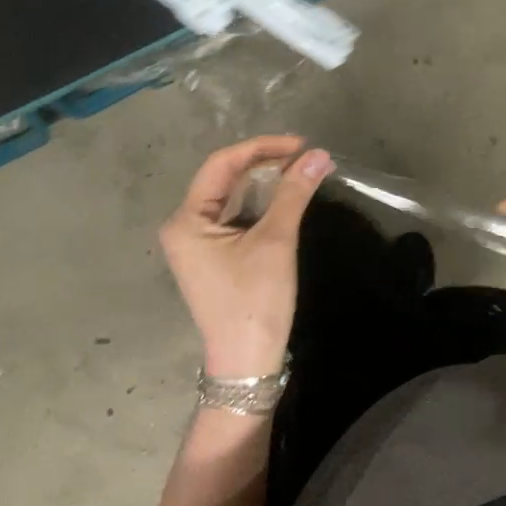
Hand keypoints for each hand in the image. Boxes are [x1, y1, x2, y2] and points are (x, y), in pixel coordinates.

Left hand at [160, 136, 335, 377]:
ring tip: (302, 170)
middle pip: (225, 178)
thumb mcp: (276, 242)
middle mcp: (184, 226)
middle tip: (306, 157)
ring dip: (266, 181)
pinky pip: (236, 216)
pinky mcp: (214, 256)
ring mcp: (197, 242)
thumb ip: (294, 193)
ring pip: (233, 197)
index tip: (301, 145)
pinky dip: (262, 203)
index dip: (262, 148)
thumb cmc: (254, 301)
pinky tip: (287, 196)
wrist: (247, 361)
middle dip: (266, 163)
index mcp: (186, 220)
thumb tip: (320, 155)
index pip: (222, 165)